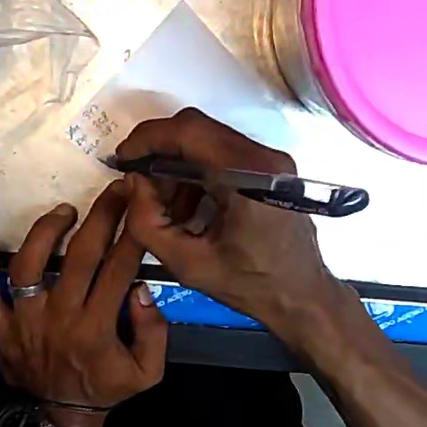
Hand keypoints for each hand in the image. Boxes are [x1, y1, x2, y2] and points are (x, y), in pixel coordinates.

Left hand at [0, 180, 167, 426]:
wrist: (64, 416)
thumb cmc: (106, 389)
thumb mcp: (148, 371)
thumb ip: (153, 331)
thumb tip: (140, 288)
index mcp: (96, 328)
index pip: (118, 269)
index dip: (131, 232)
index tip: (139, 203)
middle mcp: (59, 319)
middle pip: (78, 257)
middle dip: (100, 218)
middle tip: (113, 192)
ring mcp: (25, 323)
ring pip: (27, 268)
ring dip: (43, 234)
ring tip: (63, 213)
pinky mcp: (1, 331)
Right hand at [118, 108, 351, 346]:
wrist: (303, 295)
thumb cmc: (251, 285)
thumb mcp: (187, 264)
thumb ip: (148, 223)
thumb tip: (132, 182)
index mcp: (249, 176)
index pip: (189, 132)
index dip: (148, 139)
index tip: (123, 159)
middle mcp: (263, 157)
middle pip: (196, 130)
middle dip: (158, 152)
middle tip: (136, 182)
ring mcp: (269, 160)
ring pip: (206, 142)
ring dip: (175, 167)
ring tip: (163, 207)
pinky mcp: (269, 168)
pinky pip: (220, 156)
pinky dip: (194, 174)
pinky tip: (186, 209)